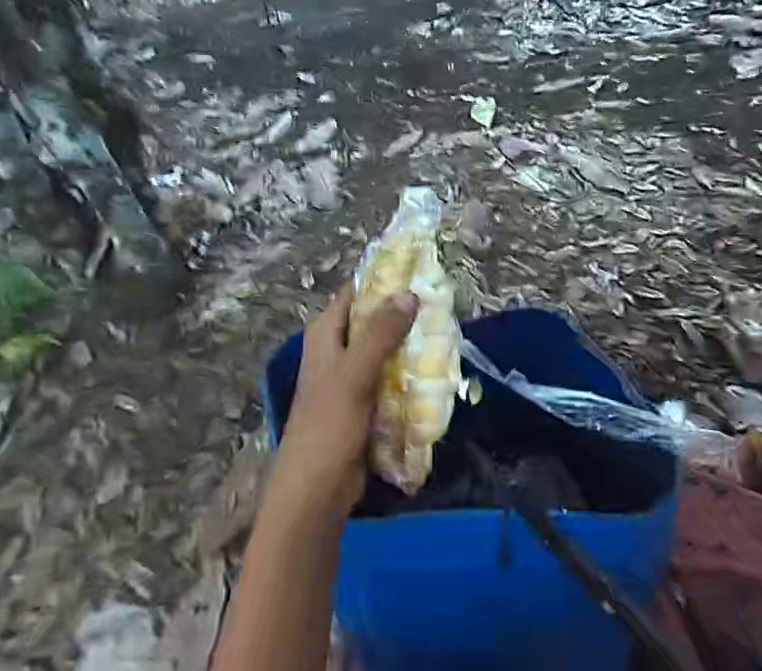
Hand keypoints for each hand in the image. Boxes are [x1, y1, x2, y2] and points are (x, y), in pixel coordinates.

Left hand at [274, 285, 417, 515]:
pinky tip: (432, 373)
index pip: (355, 293)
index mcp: (325, 333)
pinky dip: (406, 374)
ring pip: (383, 351)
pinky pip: (387, 378)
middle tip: (440, 307)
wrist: (317, 487)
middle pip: (372, 321)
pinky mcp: (362, 403)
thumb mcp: (355, 372)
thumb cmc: (329, 423)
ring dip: (407, 346)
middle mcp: (335, 349)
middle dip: (402, 315)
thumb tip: (409, 293)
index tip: (419, 273)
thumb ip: (381, 333)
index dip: (383, 281)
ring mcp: (349, 377)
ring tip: (444, 336)